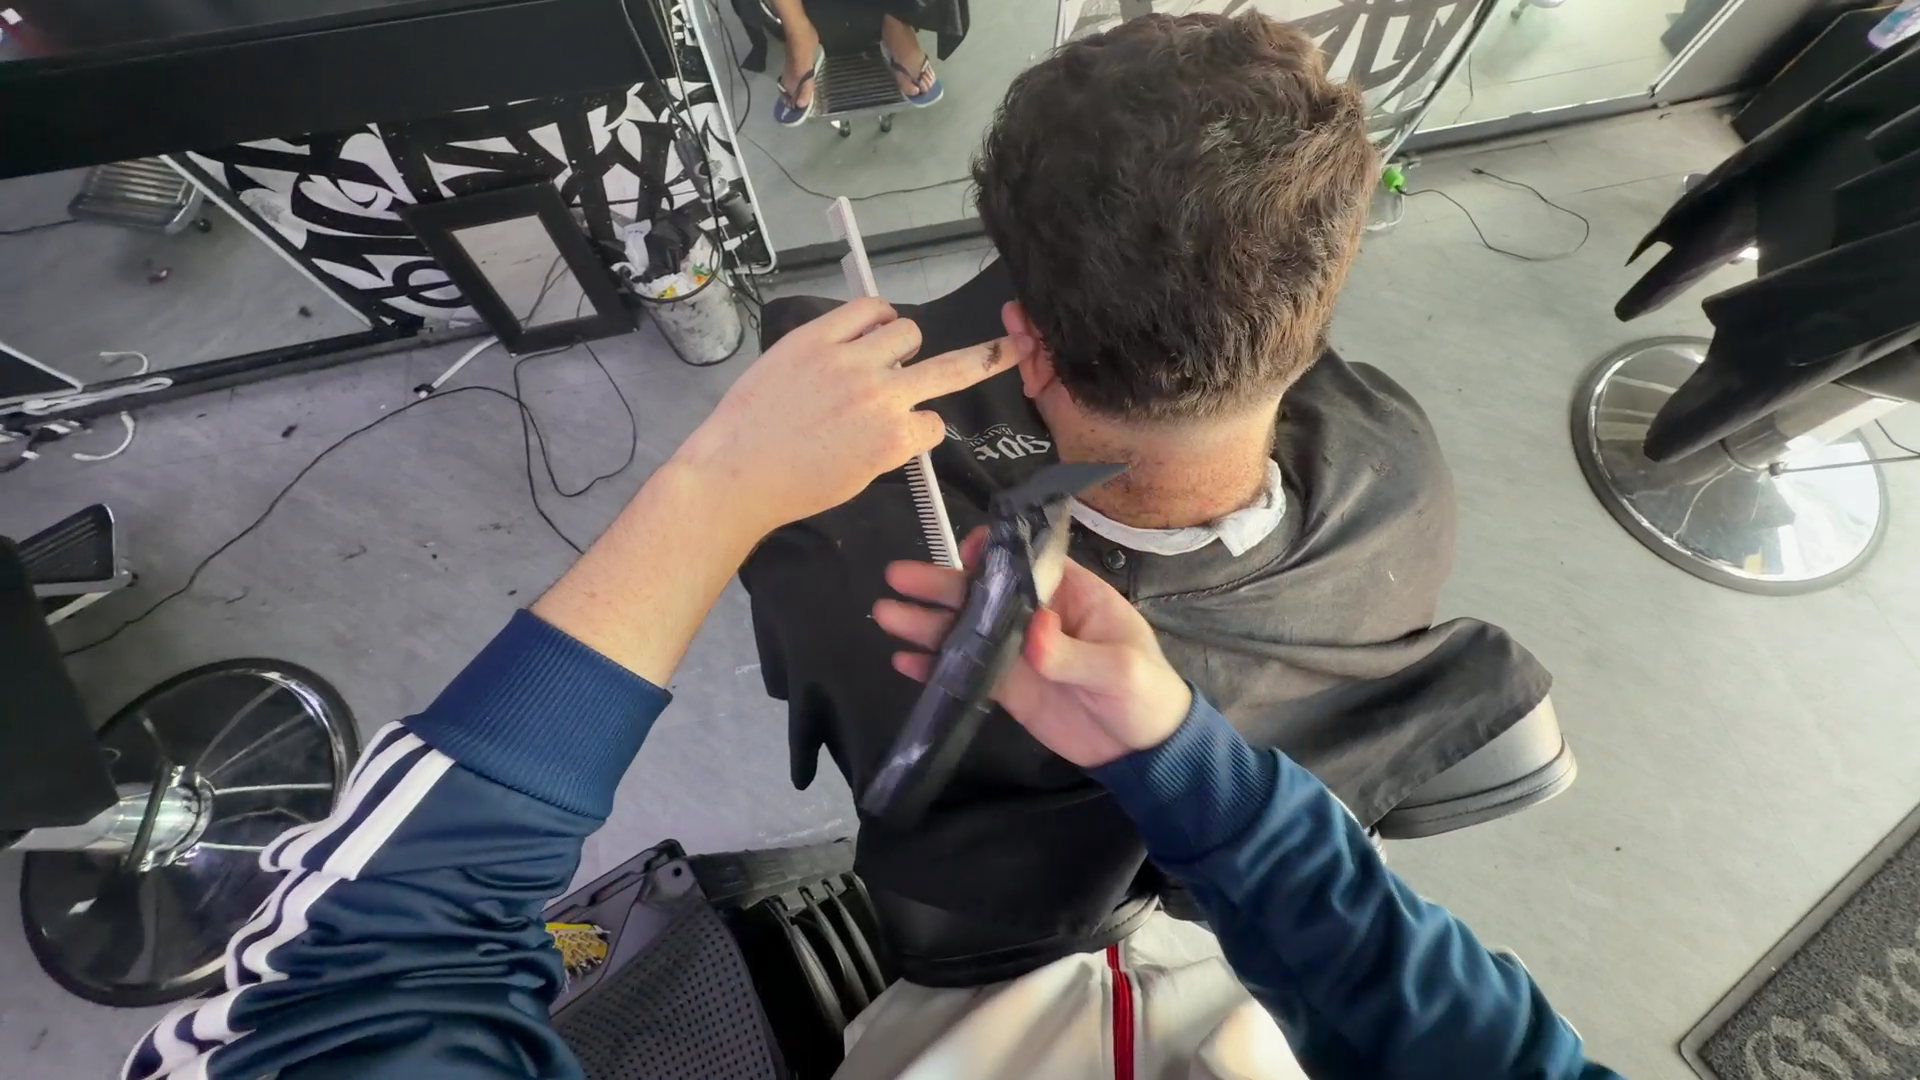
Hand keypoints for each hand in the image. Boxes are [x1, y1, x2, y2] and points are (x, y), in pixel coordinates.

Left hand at [669, 298, 1022, 540]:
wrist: (738, 471)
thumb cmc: (797, 488)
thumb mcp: (859, 479)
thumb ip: (890, 448)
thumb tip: (904, 425)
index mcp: (896, 440)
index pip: (934, 423)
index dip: (921, 428)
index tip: (906, 431)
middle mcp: (884, 396)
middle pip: (951, 369)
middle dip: (988, 359)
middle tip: (1012, 347)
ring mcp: (851, 361)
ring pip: (908, 331)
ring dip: (904, 344)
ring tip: (885, 354)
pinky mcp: (817, 337)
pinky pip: (866, 308)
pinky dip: (876, 315)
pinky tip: (870, 326)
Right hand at [874, 530, 1192, 767]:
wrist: (1143, 751)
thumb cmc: (1145, 693)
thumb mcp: (1120, 669)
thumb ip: (1075, 652)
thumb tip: (1035, 631)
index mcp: (1069, 594)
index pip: (1024, 562)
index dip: (991, 554)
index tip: (963, 553)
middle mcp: (1036, 615)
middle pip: (981, 593)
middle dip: (940, 583)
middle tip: (898, 577)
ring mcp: (1017, 651)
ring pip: (965, 629)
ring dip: (927, 621)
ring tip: (886, 613)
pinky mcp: (1005, 686)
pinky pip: (965, 671)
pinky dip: (935, 666)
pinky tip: (904, 661)